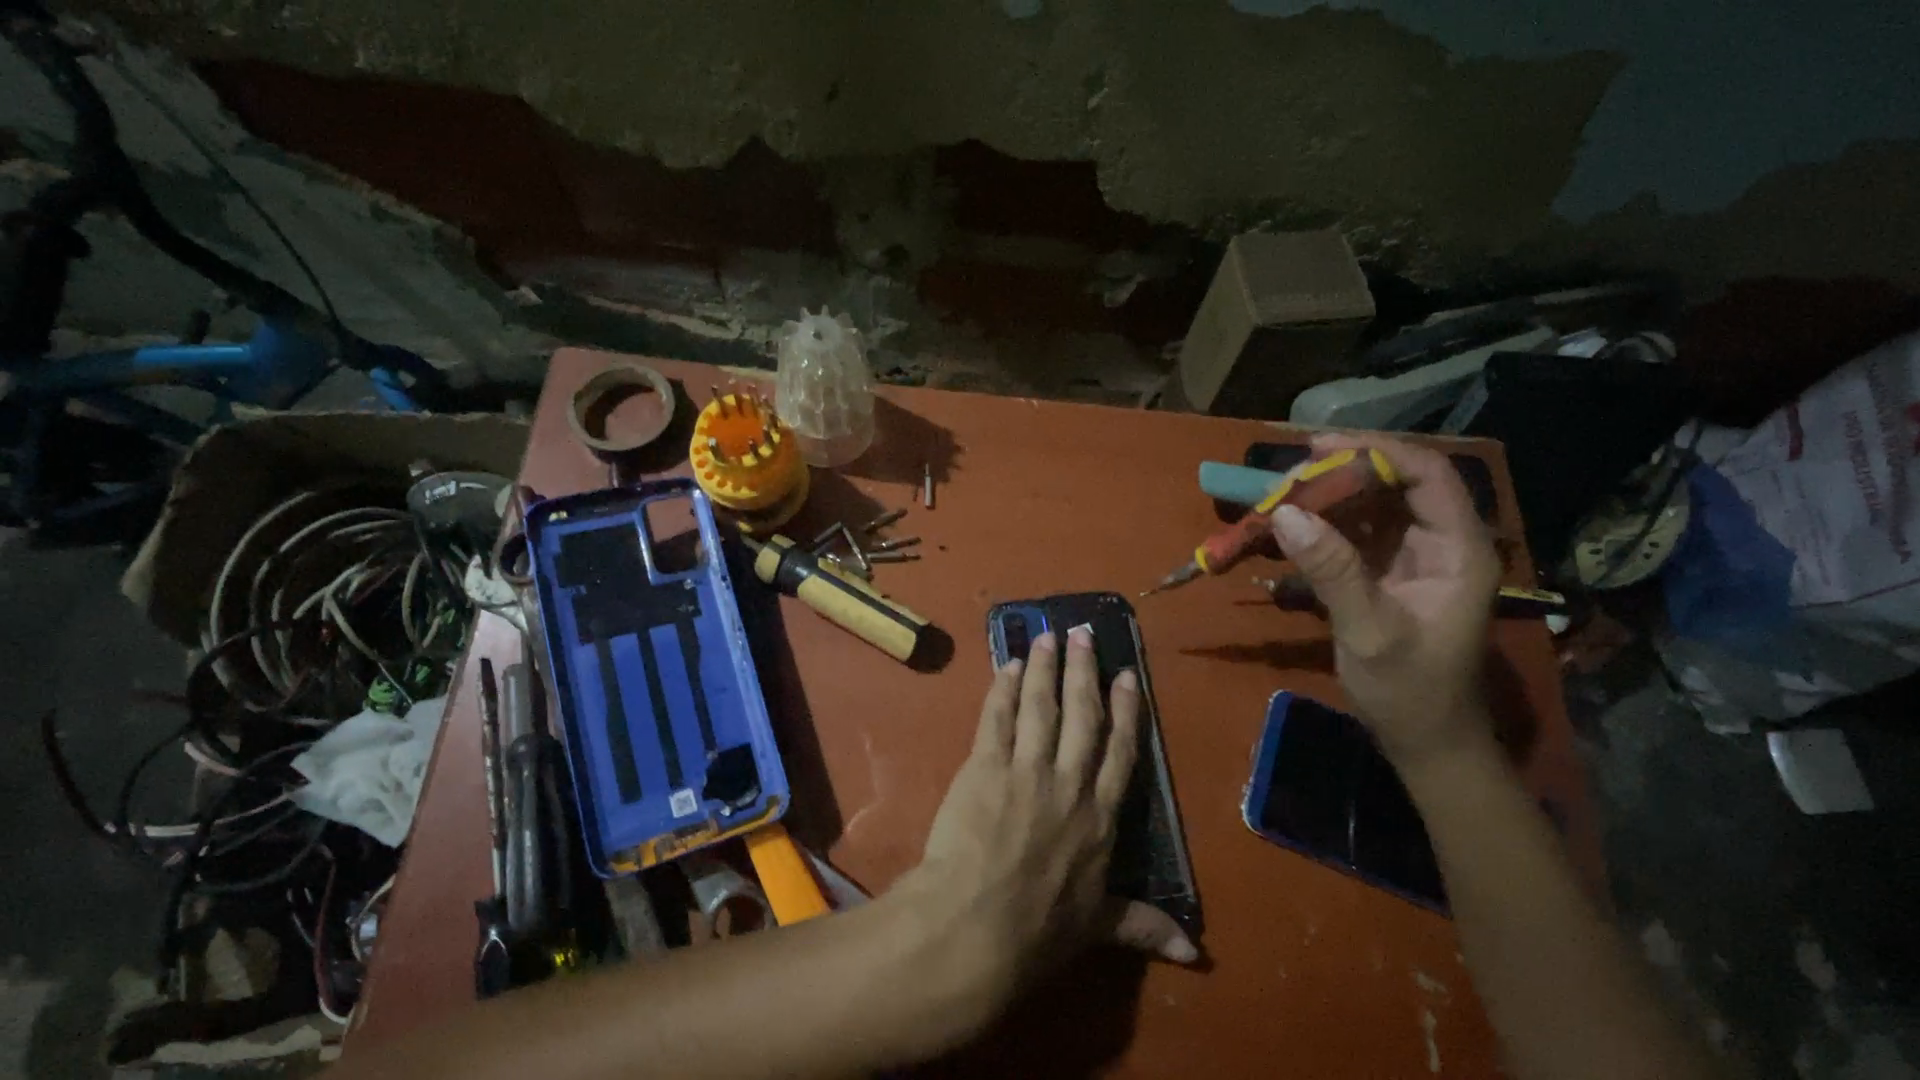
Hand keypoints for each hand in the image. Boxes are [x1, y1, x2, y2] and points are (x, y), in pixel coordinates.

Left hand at [904, 627, 1196, 999]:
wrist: (976, 924)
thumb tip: (1195, 952)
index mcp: (1101, 819)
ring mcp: (1026, 771)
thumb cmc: (1038, 931)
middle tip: (1083, 634)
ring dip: (1043, 669)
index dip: (1125, 711)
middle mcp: (1070, 785)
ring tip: (1045, 636)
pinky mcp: (984, 766)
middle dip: (1083, 672)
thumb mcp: (1098, 928)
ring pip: (1041, 708)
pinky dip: (1002, 690)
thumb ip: (1142, 927)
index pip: (1120, 753)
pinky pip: (997, 719)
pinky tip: (1005, 667)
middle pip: (1082, 717)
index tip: (1127, 676)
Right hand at [1270, 434, 1501, 766]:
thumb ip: (1333, 572)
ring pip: (1372, 505)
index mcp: (1458, 550)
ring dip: (1327, 496)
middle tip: (1288, 474)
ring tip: (1280, 494)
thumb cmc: (1411, 692)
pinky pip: (1354, 533)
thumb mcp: (1371, 633)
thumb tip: (1285, 514)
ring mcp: (1413, 557)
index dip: (1377, 452)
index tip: (1317, 448)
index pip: (1428, 475)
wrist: (1425, 741)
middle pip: (1396, 483)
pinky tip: (1288, 526)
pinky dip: (1322, 525)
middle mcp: (1441, 543)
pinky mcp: (1386, 574)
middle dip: (1342, 473)